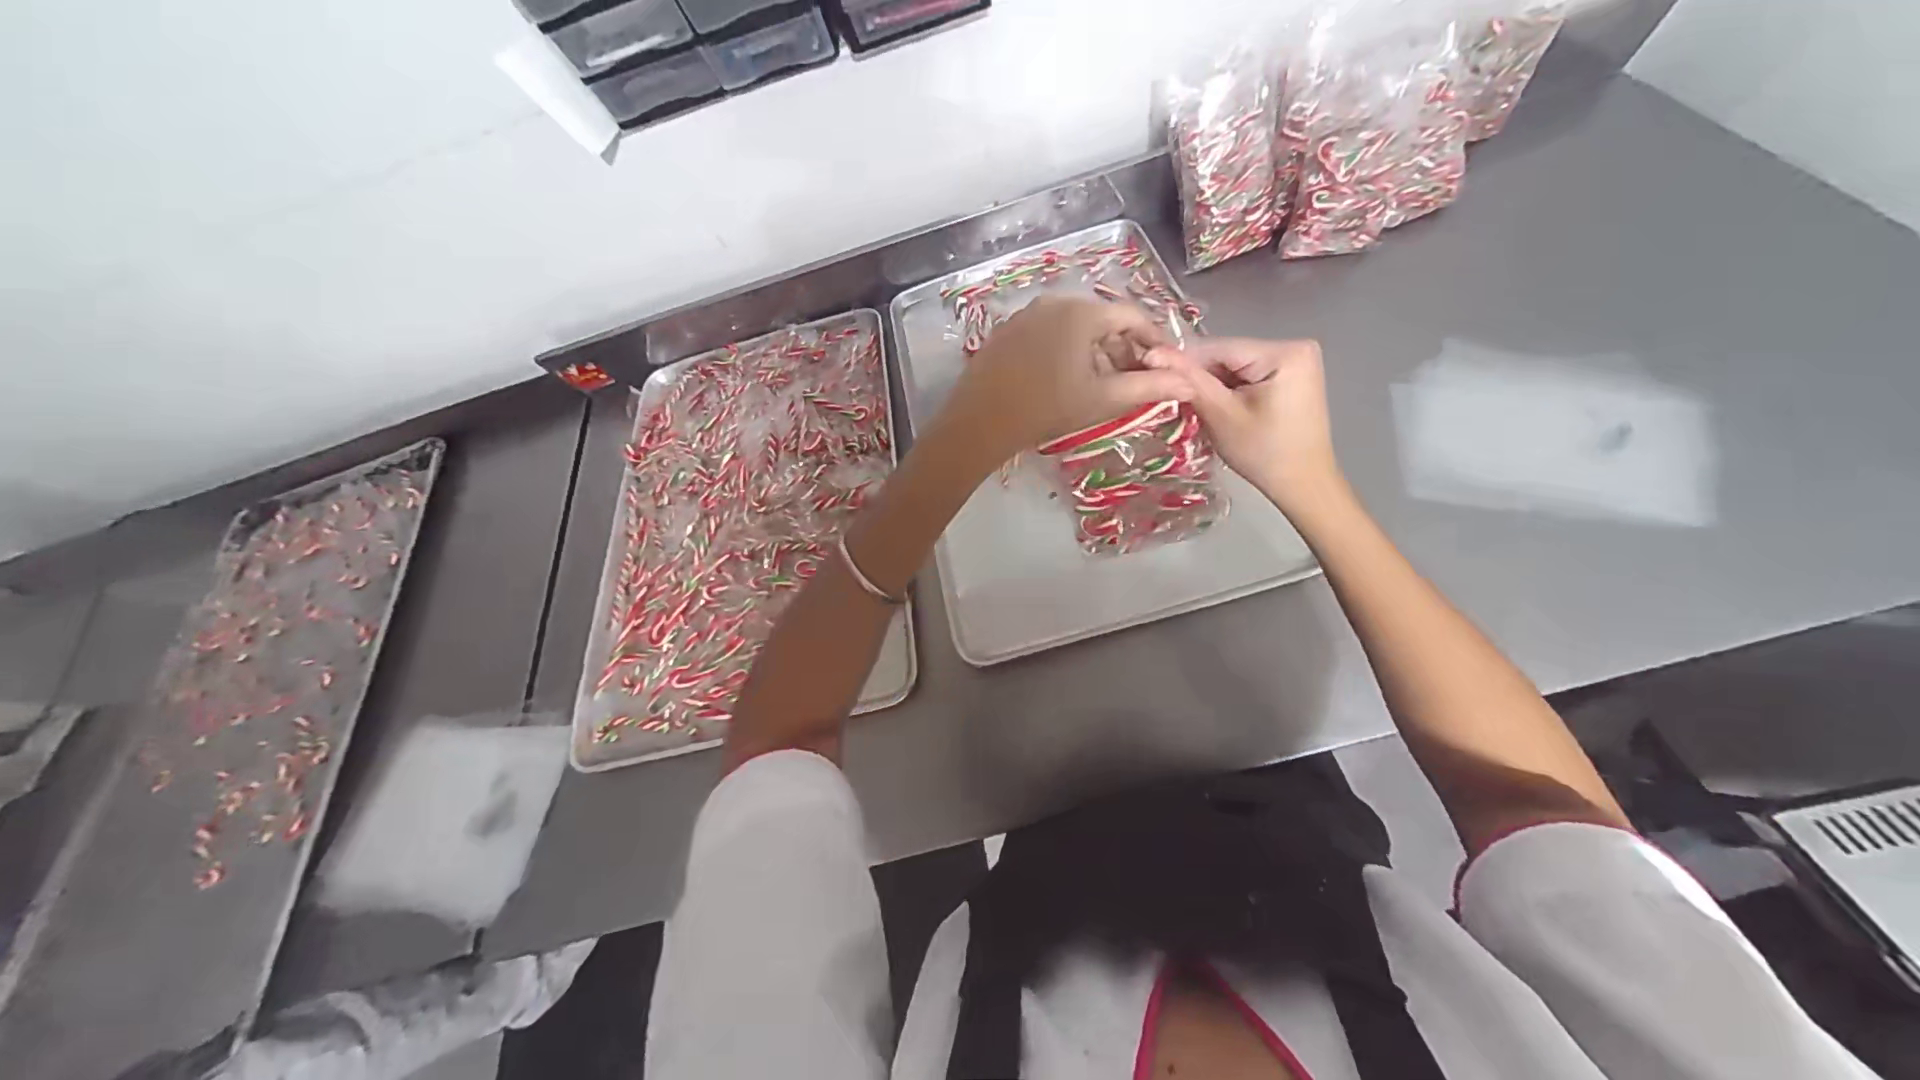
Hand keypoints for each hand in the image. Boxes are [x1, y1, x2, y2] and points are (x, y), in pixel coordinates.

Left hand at [941, 297, 1193, 465]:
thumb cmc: (1046, 410)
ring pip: (1075, 327)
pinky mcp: (1007, 330)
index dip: (1155, 341)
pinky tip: (1066, 380)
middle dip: (1124, 349)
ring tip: (1101, 385)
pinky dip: (1067, 351)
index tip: (1165, 366)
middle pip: (1103, 320)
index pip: (1134, 317)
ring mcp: (1027, 314)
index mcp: (1082, 312)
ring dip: (1096, 352)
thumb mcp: (1102, 399)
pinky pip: (1049, 333)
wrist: (979, 423)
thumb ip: (1149, 387)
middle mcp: (1055, 302)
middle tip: (1134, 381)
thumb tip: (1189, 383)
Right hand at [1143, 338, 1346, 515]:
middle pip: (1228, 356)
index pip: (1218, 347)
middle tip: (1176, 403)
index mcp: (1284, 351)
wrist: (1302, 484)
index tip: (1154, 380)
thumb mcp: (1221, 415)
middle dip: (1201, 378)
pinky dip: (1229, 391)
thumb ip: (1189, 381)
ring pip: (1235, 366)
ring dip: (1212, 386)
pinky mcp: (1292, 376)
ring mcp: (1296, 361)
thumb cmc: (1263, 453)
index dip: (1182, 364)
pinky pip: (1248, 375)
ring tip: (1195, 409)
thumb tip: (1151, 353)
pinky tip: (1219, 409)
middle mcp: (1295, 346)